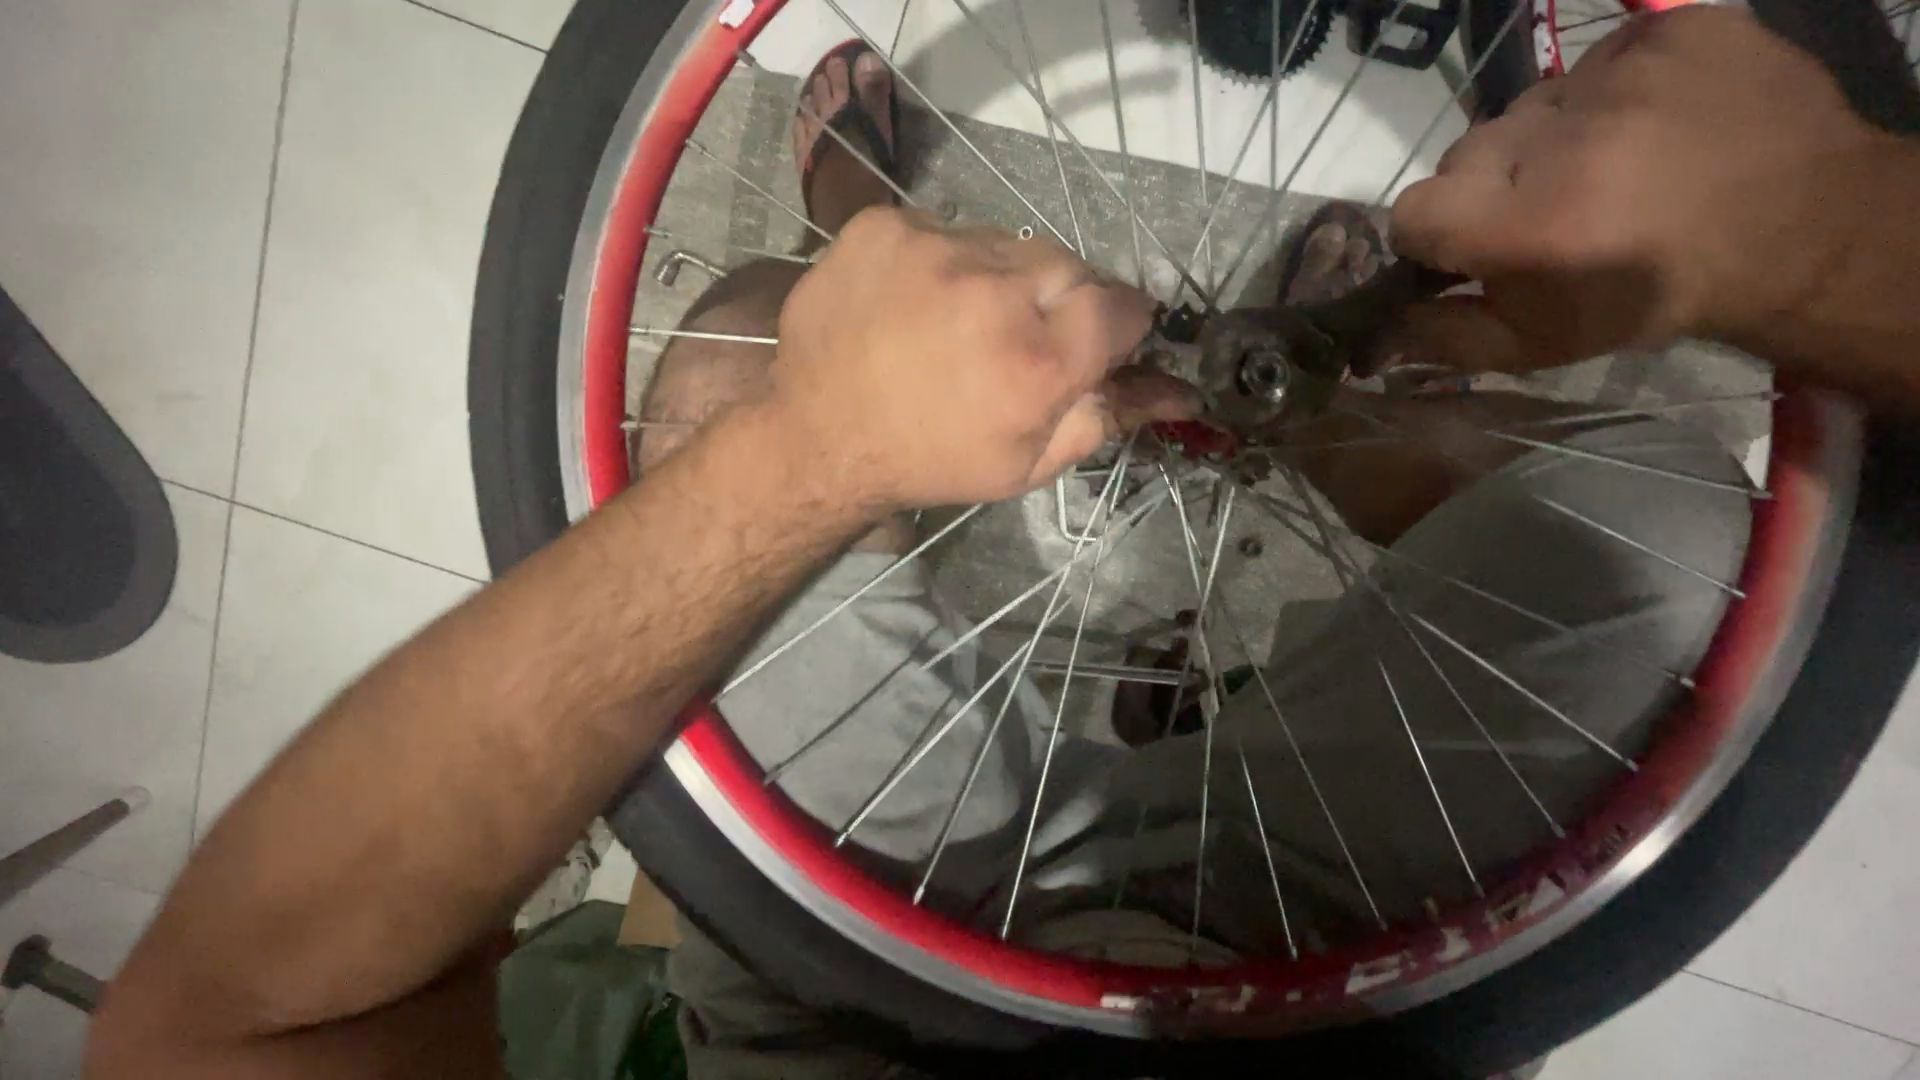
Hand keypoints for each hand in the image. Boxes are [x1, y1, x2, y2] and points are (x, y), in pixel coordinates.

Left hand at [768, 207, 1193, 509]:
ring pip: (1008, 243)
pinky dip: (948, 262)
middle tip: (1018, 342)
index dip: (1114, 329)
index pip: (1124, 307)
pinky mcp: (885, 225)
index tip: (1089, 346)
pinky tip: (922, 303)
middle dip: (1060, 303)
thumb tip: (1184, 390)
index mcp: (1037, 362)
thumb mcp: (1027, 462)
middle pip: (1070, 268)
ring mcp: (933, 246)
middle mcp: (994, 290)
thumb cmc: (933, 461)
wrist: (821, 439)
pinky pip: (947, 229)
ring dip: (1003, 278)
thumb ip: (1108, 417)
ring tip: (963, 323)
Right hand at [1384, 6, 1887, 373]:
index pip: (1409, 211)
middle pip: (1463, 157)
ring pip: (1521, 109)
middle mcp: (1556, 141)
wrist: (1796, 231)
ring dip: (1540, 143)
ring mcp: (1616, 76)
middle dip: (1486, 189)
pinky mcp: (1669, 31)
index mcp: (1519, 225)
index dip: (1431, 236)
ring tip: (1596, 169)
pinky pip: (1591, 64)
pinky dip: (1601, 99)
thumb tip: (1375, 333)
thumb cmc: (1642, 299)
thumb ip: (1440, 339)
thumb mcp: (1532, 346)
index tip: (1465, 251)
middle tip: (1541, 214)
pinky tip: (1638, 129)